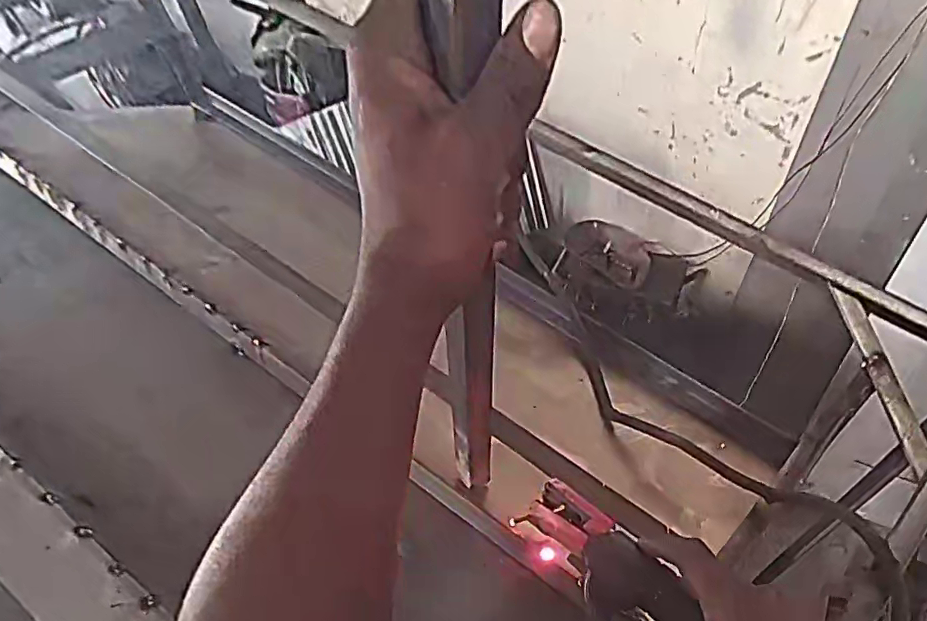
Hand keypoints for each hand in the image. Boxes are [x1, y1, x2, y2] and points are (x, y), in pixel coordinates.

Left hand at [349, 0, 559, 317]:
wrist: (418, 287)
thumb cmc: (423, 228)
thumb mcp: (479, 143)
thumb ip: (512, 78)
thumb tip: (539, 21)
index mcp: (387, 56)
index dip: (478, 16)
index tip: (505, 39)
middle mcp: (395, 80)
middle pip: (471, 49)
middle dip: (499, 102)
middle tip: (492, 138)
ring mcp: (417, 118)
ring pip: (484, 99)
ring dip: (501, 146)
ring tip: (486, 179)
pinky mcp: (437, 151)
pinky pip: (484, 138)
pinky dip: (495, 168)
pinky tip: (485, 196)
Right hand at [610, 531, 892, 620]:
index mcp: (730, 602)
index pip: (690, 557)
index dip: (662, 546)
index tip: (641, 543)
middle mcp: (757, 596)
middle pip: (712, 573)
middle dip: (682, 576)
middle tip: (657, 586)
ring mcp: (783, 609)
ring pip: (736, 594)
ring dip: (710, 600)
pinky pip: (758, 613)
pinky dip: (735, 619)